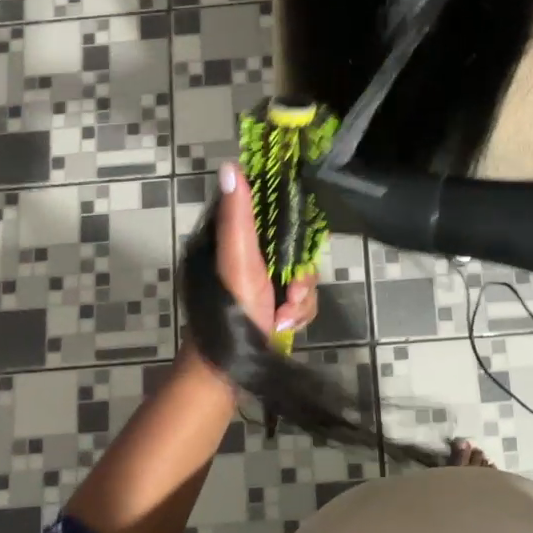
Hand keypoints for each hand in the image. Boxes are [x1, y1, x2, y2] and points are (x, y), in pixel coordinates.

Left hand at [216, 162, 317, 337]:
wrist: (232, 366)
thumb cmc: (230, 310)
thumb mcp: (237, 259)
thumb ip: (239, 217)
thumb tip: (232, 166)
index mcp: (234, 242)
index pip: (267, 214)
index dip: (289, 220)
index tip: (301, 237)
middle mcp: (249, 260)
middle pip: (293, 249)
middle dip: (299, 276)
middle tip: (292, 294)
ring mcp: (264, 285)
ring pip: (301, 277)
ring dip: (300, 300)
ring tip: (286, 317)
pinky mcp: (275, 307)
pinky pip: (302, 300)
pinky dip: (299, 314)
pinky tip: (286, 326)